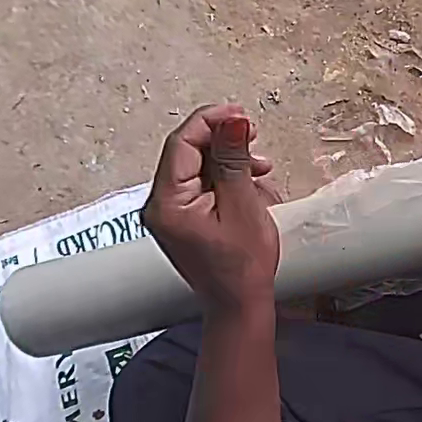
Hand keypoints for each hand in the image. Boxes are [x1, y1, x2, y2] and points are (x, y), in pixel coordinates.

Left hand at [143, 104, 282, 315]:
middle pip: (188, 154)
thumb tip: (232, 122)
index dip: (211, 122)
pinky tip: (251, 184)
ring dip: (229, 161)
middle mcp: (161, 206)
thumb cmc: (243, 267)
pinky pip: (202, 186)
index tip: (239, 115)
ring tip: (261, 169)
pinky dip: (226, 180)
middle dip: (223, 142)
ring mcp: (171, 213)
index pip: (181, 144)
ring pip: (198, 168)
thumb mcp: (244, 205)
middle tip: (252, 136)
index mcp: (167, 203)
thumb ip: (234, 160)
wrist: (240, 305)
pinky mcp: (183, 219)